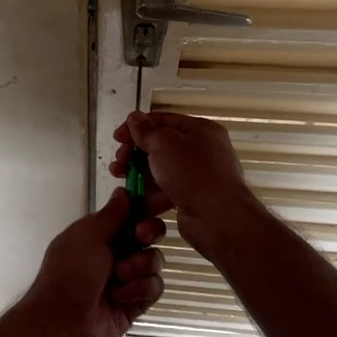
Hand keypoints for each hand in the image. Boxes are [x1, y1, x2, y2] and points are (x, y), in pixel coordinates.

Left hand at [14, 188, 166, 336]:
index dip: (147, 205)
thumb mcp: (87, 237)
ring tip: (119, 277)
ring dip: (140, 266)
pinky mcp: (135, 303)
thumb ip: (111, 215)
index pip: (130, 212)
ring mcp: (126, 278)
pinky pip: (154, 287)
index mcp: (99, 233)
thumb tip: (124, 191)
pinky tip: (121, 297)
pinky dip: (139, 290)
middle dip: (149, 233)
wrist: (60, 326)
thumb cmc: (69, 274)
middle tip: (140, 237)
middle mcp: (114, 252)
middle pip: (149, 234)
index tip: (164, 200)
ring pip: (154, 261)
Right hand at [109, 111, 258, 253]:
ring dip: (137, 173)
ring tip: (120, 177)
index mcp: (200, 130)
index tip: (118, 137)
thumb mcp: (164, 144)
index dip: (137, 127)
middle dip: (134, 154)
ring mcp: (197, 176)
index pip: (163, 121)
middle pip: (159, 146)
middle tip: (119, 162)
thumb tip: (135, 118)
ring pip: (160, 170)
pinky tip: (133, 197)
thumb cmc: (194, 173)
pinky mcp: (191, 198)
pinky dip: (149, 193)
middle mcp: (201, 151)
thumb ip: (145, 131)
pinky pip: (165, 190)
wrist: (218, 218)